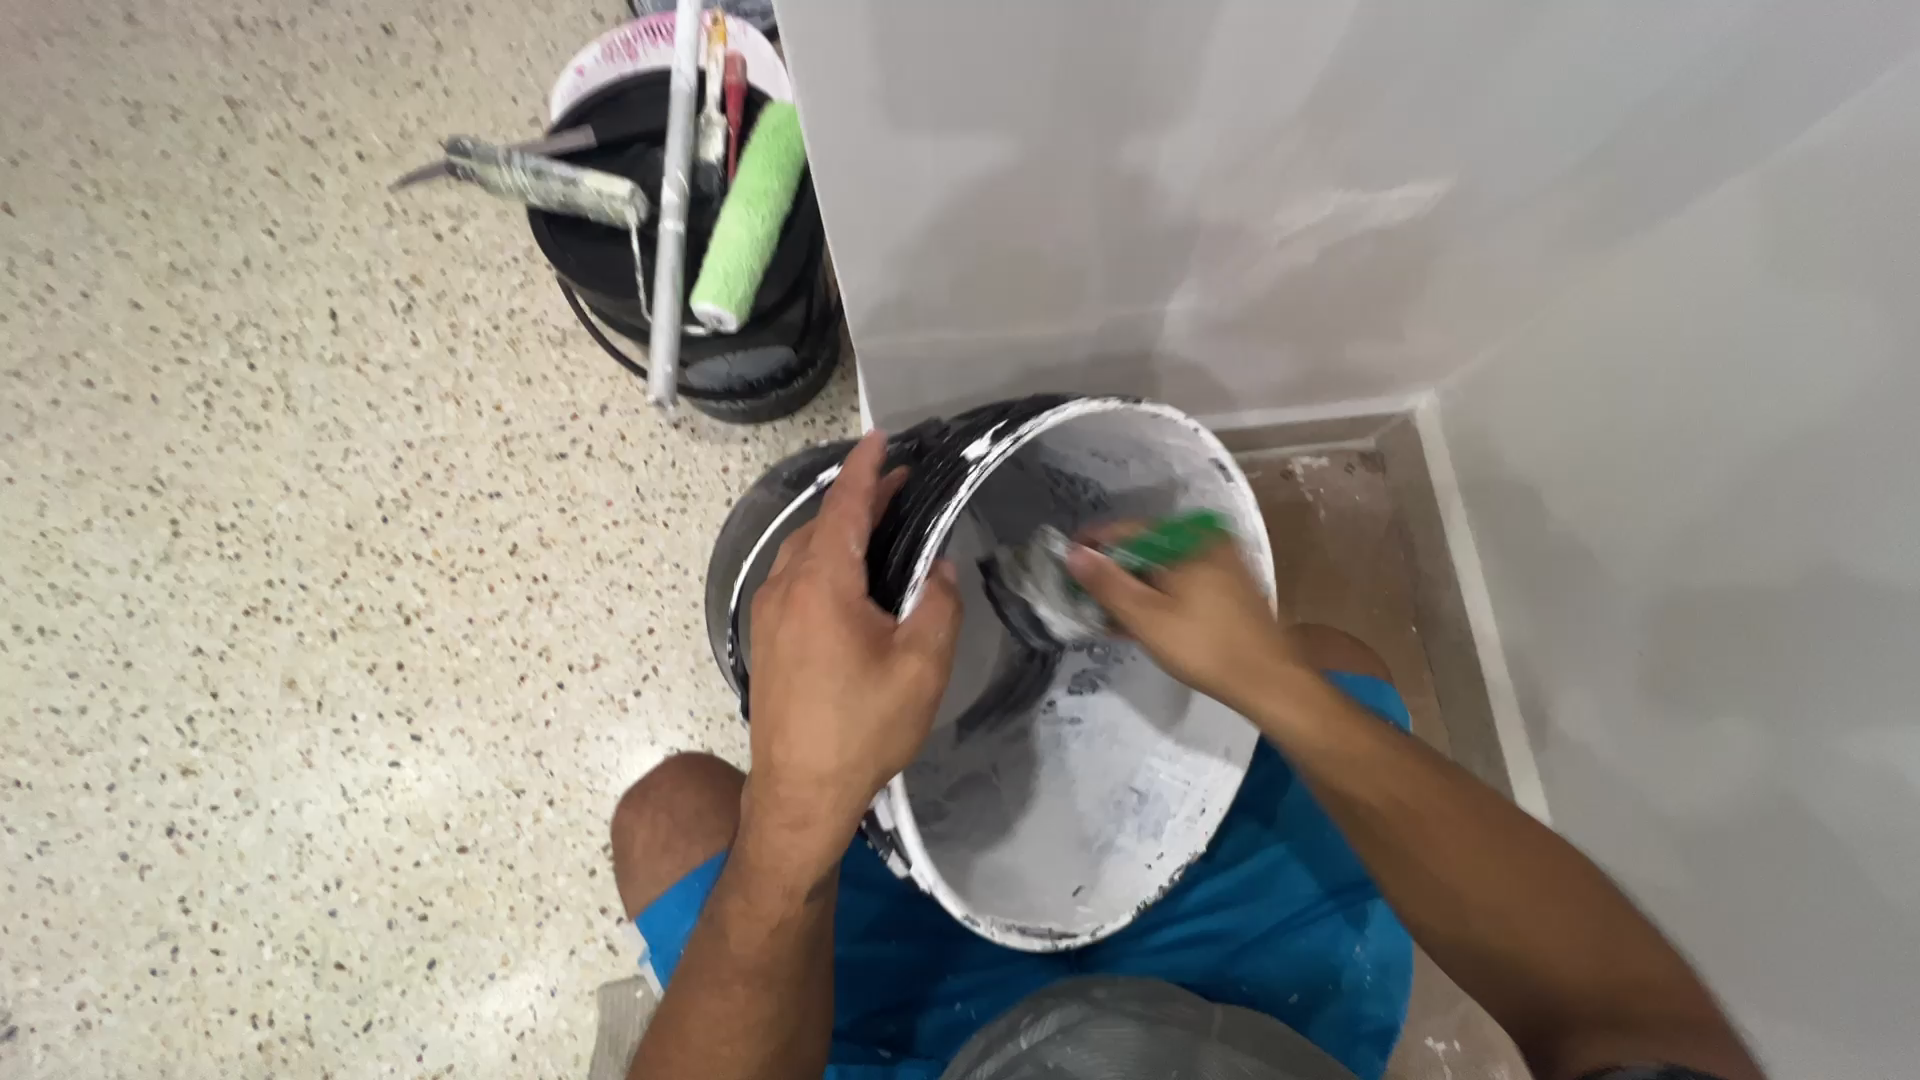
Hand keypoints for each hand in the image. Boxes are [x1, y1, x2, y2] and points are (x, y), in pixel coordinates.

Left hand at [743, 431, 962, 868]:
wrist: (799, 793)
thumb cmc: (863, 729)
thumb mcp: (922, 666)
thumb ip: (938, 604)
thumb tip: (938, 568)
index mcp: (822, 585)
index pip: (845, 506)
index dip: (866, 468)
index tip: (881, 437)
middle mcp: (786, 588)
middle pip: (822, 524)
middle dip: (860, 497)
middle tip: (902, 486)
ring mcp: (769, 615)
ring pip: (805, 551)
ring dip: (841, 529)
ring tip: (882, 525)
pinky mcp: (767, 639)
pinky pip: (796, 578)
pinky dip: (825, 559)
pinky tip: (852, 577)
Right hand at [1065, 528, 1305, 712]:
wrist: (1269, 683)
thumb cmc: (1204, 647)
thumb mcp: (1146, 617)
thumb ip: (1107, 583)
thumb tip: (1072, 553)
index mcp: (1188, 540)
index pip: (1126, 529)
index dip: (1092, 545)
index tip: (1064, 563)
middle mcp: (1205, 543)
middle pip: (1144, 548)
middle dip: (1111, 571)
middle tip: (1081, 594)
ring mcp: (1219, 565)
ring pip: (1160, 568)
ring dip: (1131, 587)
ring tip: (1103, 613)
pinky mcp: (1225, 588)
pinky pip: (1178, 582)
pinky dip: (1155, 596)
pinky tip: (1135, 620)